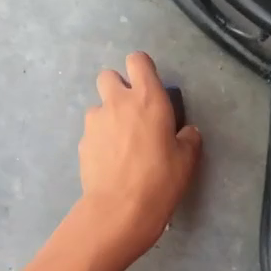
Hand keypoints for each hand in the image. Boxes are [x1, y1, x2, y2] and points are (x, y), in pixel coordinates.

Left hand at [61, 52, 201, 270]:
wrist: (119, 210)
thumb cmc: (160, 180)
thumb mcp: (187, 160)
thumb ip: (188, 139)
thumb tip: (186, 132)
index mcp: (148, 98)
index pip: (138, 60)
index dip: (142, 69)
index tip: (150, 86)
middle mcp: (118, 102)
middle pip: (108, 75)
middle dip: (118, 87)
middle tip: (132, 111)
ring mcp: (95, 121)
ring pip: (98, 106)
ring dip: (108, 116)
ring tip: (121, 143)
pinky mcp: (82, 142)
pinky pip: (92, 132)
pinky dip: (100, 139)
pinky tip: (111, 162)